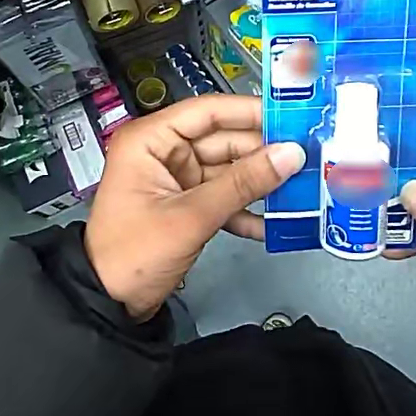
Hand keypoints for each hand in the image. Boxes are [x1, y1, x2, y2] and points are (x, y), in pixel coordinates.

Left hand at [85, 95, 304, 320]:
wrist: (107, 303)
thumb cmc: (130, 255)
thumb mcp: (190, 216)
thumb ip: (242, 184)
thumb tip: (288, 155)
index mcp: (150, 140)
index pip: (208, 112)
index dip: (251, 112)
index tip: (291, 117)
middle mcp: (163, 152)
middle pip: (224, 140)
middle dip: (264, 152)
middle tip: (308, 157)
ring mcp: (176, 179)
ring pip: (228, 170)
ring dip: (260, 182)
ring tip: (301, 187)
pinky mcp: (186, 205)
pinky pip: (223, 197)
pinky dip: (245, 209)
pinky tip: (274, 221)